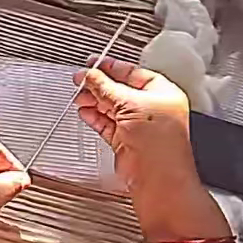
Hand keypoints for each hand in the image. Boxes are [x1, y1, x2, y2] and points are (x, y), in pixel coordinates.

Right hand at [73, 59, 198, 196]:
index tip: (94, 64)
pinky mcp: (127, 141)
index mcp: (163, 93)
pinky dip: (95, 117)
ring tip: (79, 96)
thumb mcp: (130, 104)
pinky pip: (107, 124)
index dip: (112, 68)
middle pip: (120, 91)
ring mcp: (139, 126)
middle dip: (99, 85)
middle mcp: (153, 109)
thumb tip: (92, 76)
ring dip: (94, 101)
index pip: (134, 73)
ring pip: (112, 108)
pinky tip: (85, 111)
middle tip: (81, 80)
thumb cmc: (160, 143)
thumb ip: (106, 88)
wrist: (158, 179)